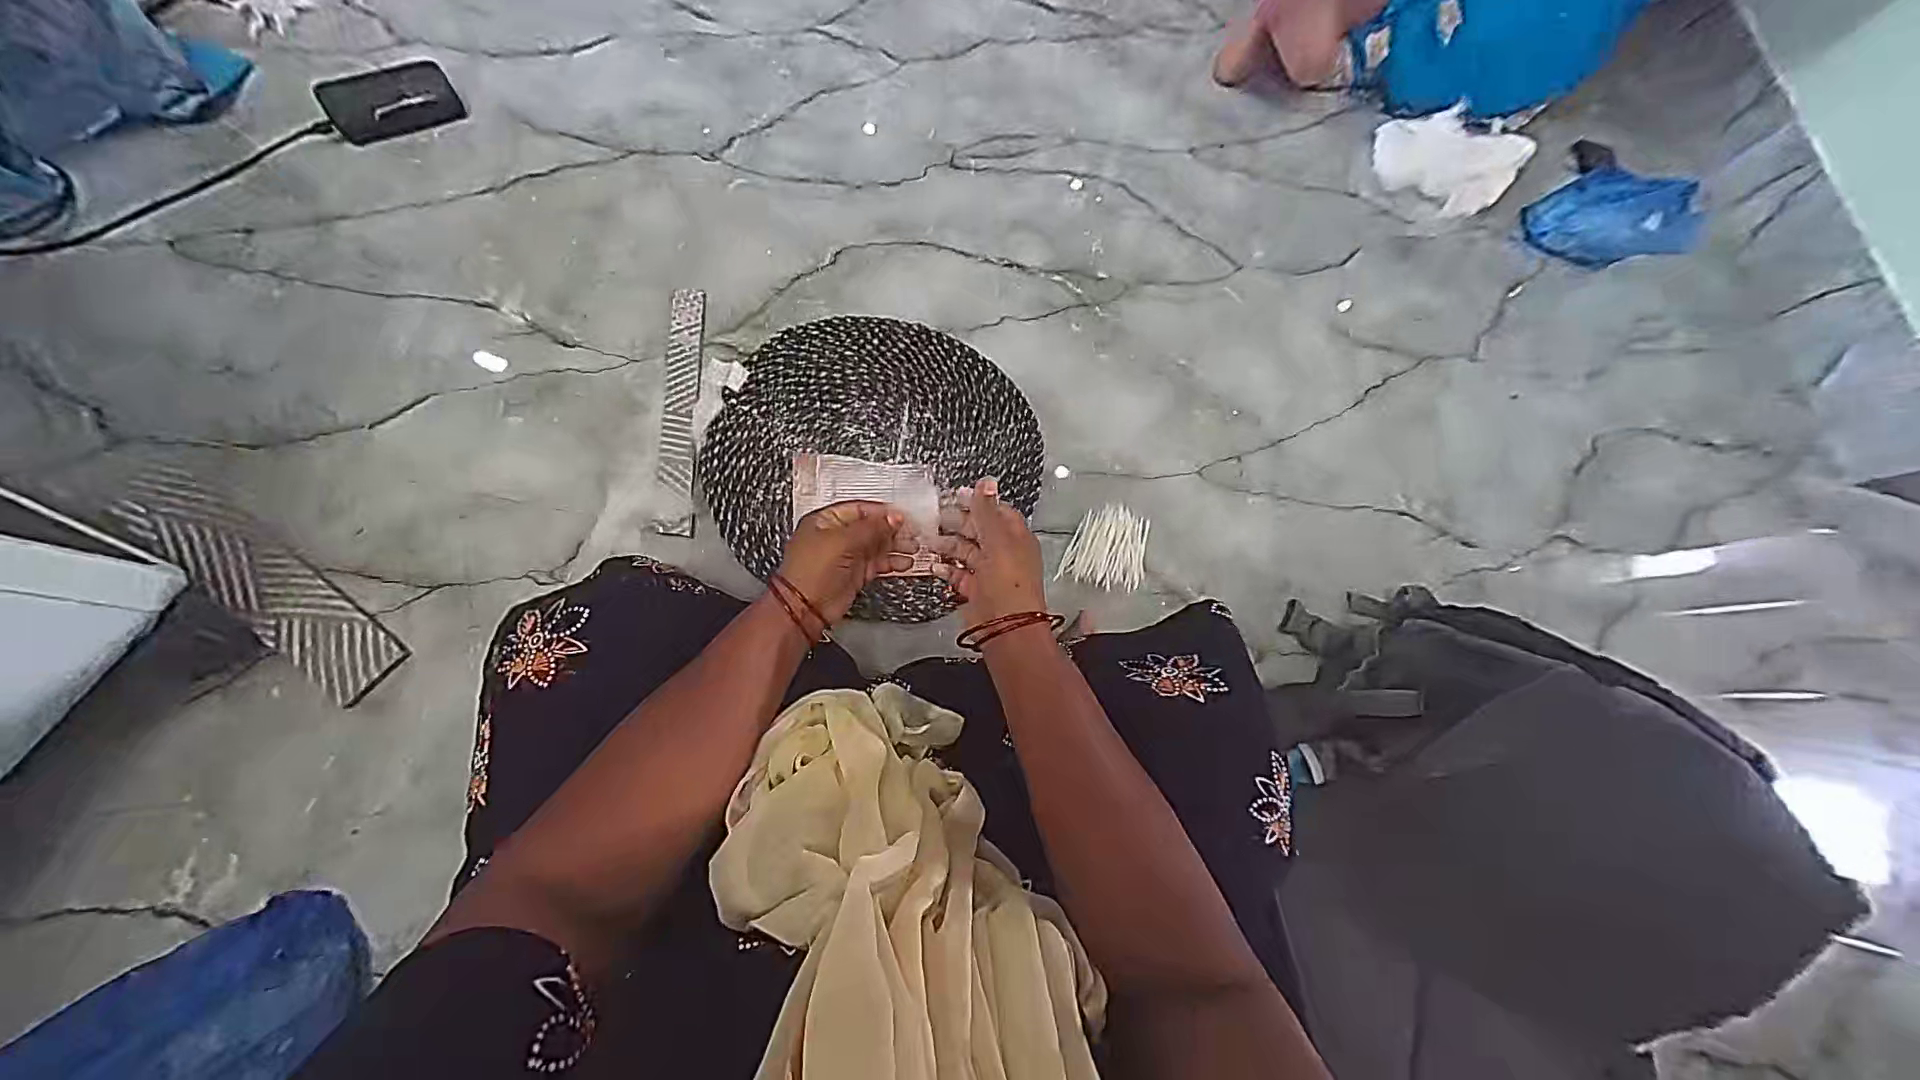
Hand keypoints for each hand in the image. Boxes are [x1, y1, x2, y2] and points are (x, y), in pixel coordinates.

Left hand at [777, 501, 915, 624]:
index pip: (860, 509)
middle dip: (893, 530)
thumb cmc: (810, 573)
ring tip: (912, 548)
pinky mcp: (855, 573)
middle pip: (871, 527)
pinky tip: (904, 562)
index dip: (882, 512)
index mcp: (827, 521)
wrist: (805, 607)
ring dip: (896, 546)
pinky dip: (892, 562)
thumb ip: (871, 528)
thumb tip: (892, 518)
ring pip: (877, 545)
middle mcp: (837, 536)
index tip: (901, 516)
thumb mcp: (842, 541)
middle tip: (911, 533)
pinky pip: (878, 563)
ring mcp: (846, 555)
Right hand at [929, 477, 1047, 625]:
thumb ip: (988, 511)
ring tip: (928, 538)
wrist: (1006, 629)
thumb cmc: (1010, 586)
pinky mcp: (976, 590)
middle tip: (935, 516)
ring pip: (966, 551)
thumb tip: (986, 483)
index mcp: (1015, 538)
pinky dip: (946, 568)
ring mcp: (989, 572)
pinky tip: (935, 564)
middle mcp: (1003, 553)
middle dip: (957, 522)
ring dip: (947, 544)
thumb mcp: (998, 541)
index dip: (977, 502)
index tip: (956, 496)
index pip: (996, 512)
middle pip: (978, 530)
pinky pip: (958, 574)